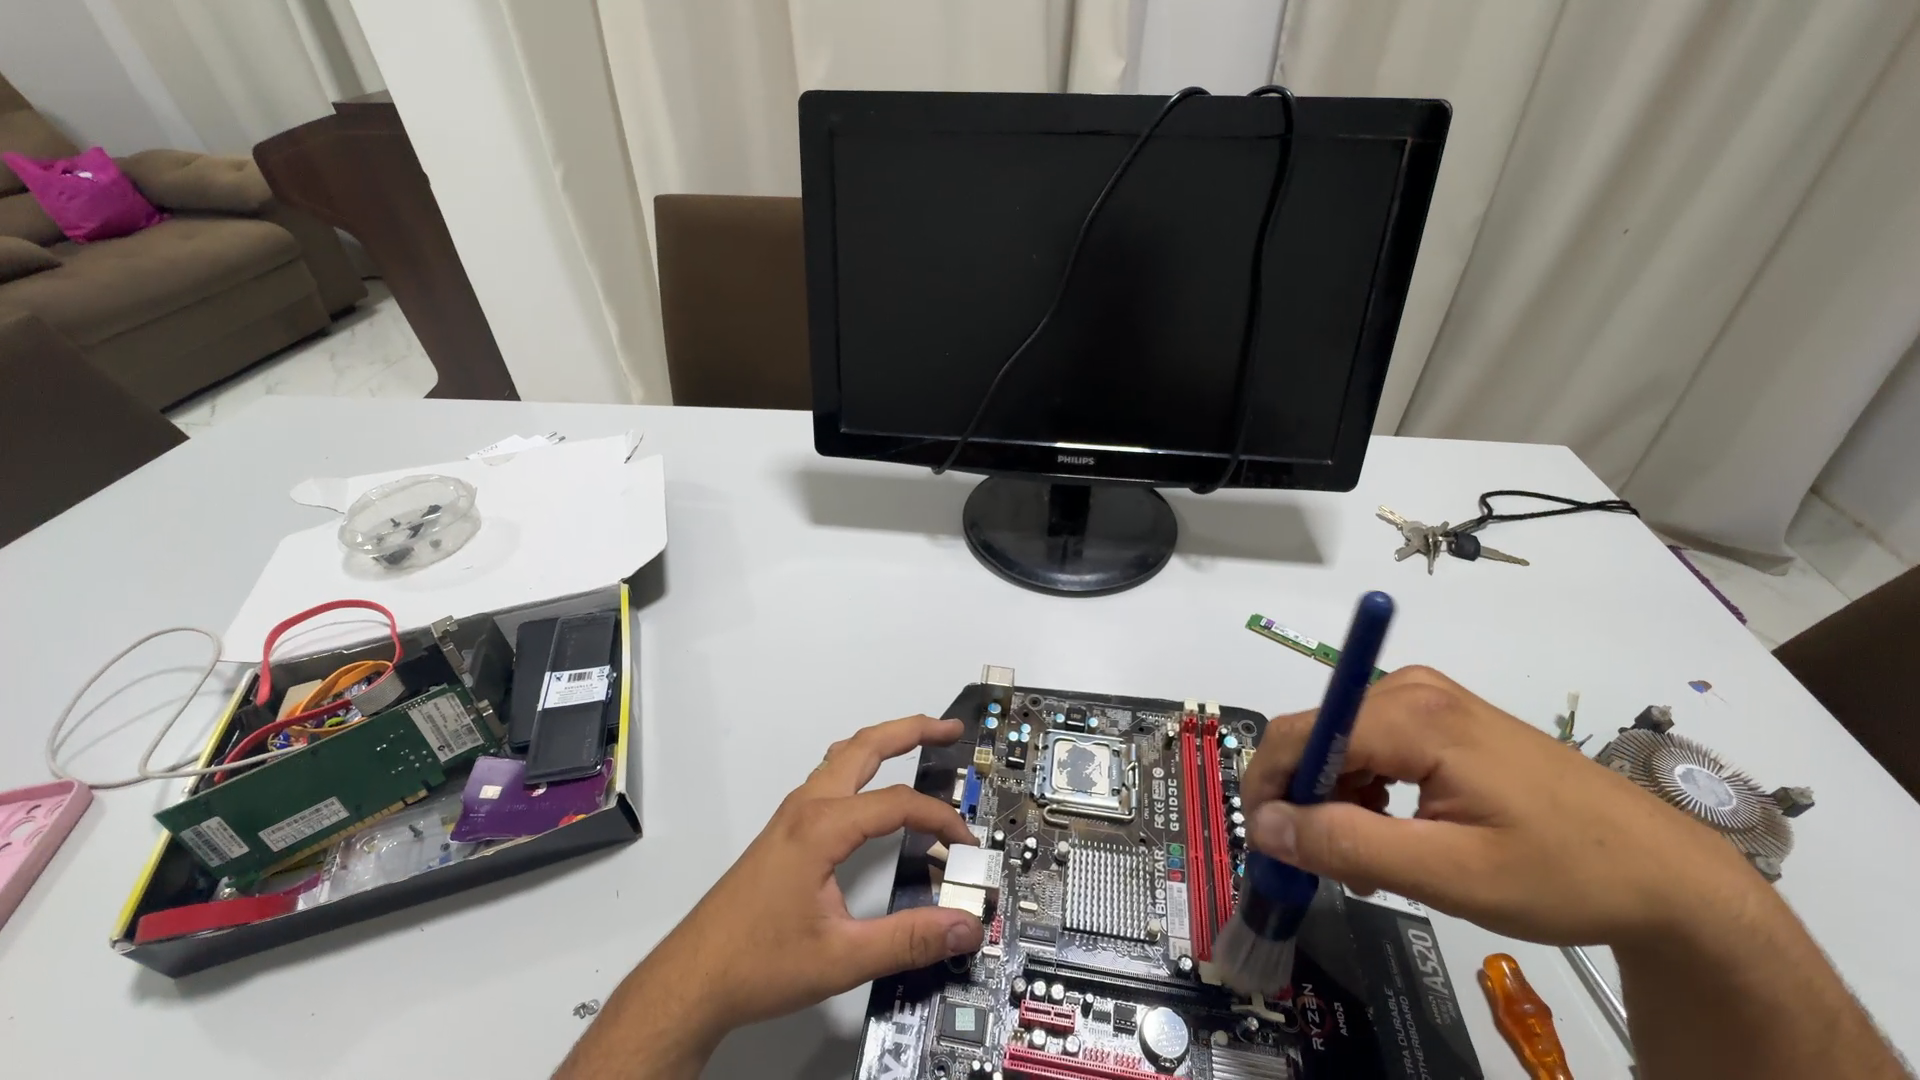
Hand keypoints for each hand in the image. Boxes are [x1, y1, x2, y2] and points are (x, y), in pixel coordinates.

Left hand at [558, 716, 985, 1077]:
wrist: (693, 978)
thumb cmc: (755, 964)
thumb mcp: (842, 958)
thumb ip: (909, 939)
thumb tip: (962, 925)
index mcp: (820, 828)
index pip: (897, 804)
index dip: (940, 819)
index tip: (966, 843)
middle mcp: (805, 810)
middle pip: (864, 748)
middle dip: (910, 730)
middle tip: (949, 728)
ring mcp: (790, 817)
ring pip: (842, 758)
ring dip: (882, 742)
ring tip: (917, 740)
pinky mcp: (784, 832)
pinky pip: (829, 778)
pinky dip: (861, 765)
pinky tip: (871, 786)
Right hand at [1241, 666, 1766, 948]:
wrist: (1666, 874)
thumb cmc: (1564, 875)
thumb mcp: (1448, 874)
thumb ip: (1347, 845)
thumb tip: (1263, 824)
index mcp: (1413, 716)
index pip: (1300, 735)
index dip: (1268, 789)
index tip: (1270, 851)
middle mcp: (1413, 690)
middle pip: (1316, 736)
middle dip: (1306, 801)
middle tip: (1328, 870)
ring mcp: (1429, 700)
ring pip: (1338, 743)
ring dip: (1334, 802)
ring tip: (1368, 864)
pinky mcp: (1442, 718)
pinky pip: (1369, 745)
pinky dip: (1362, 792)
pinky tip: (1391, 832)